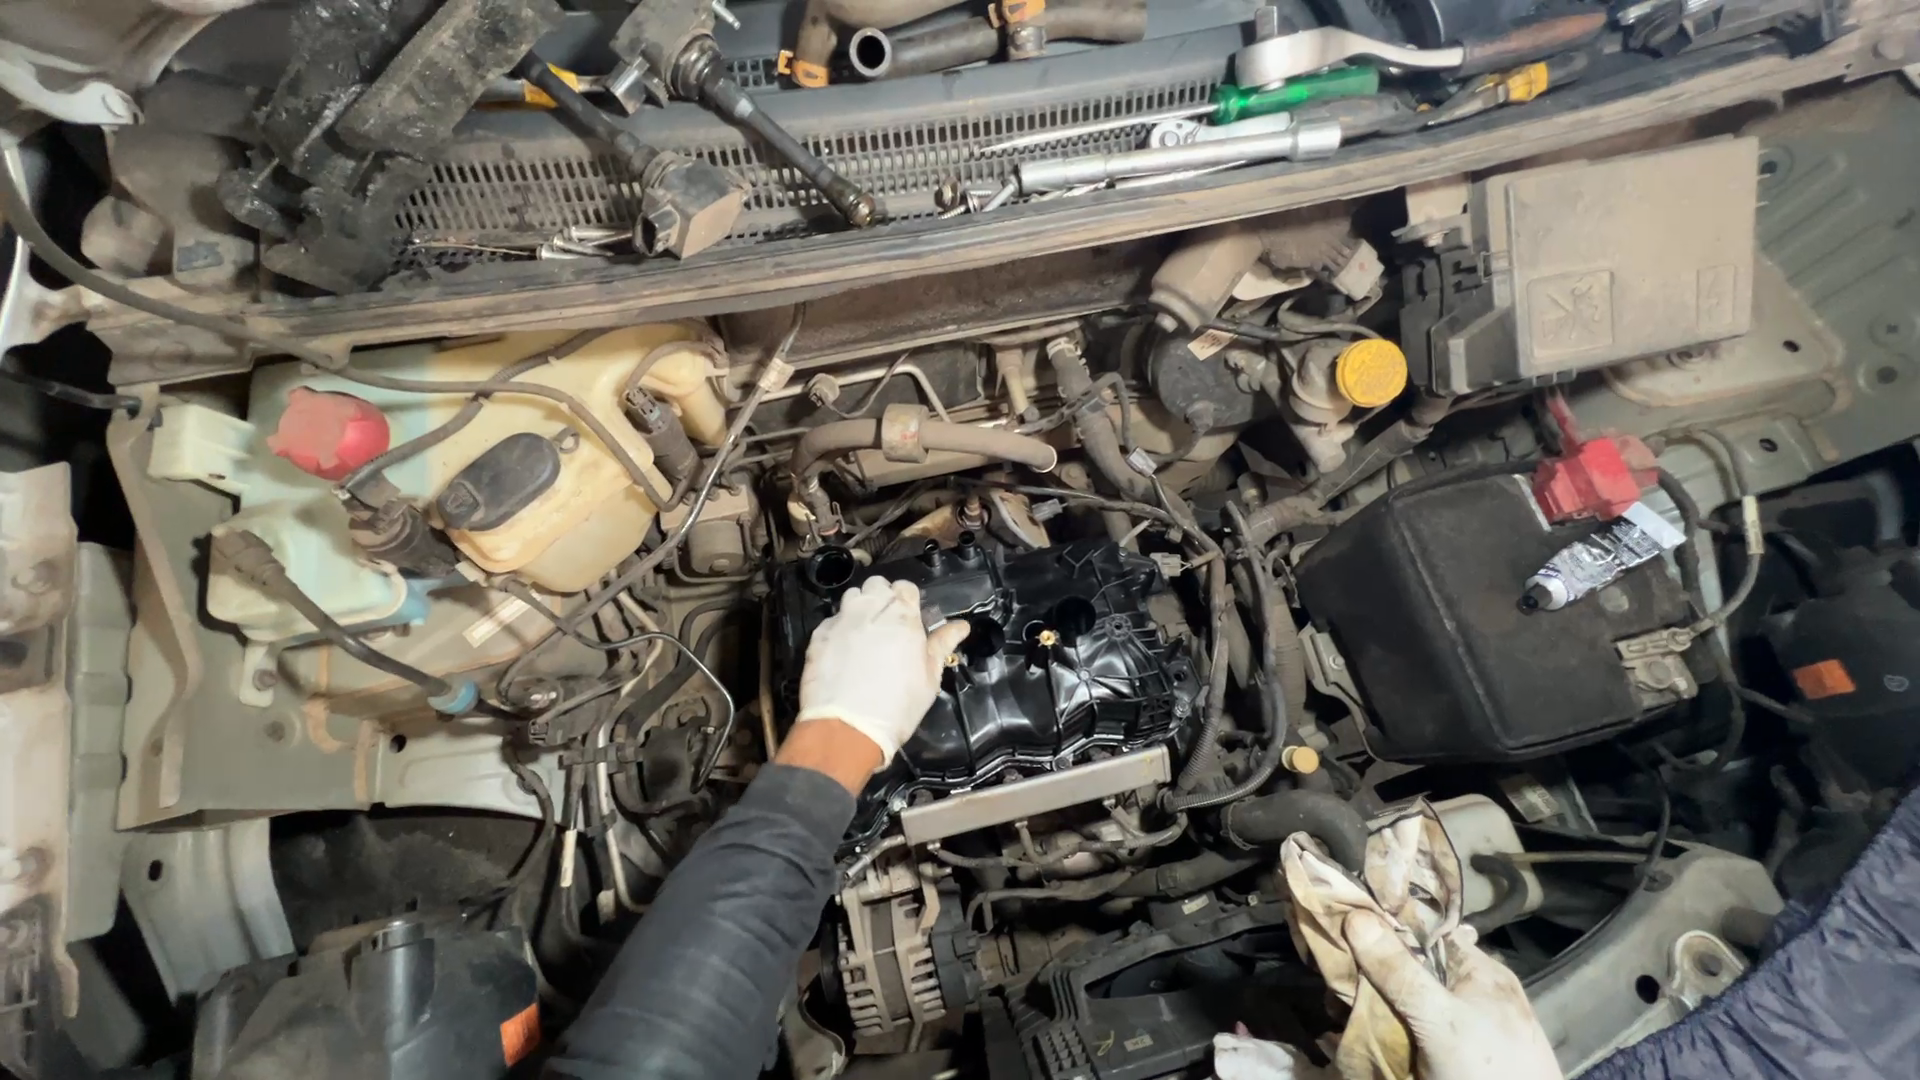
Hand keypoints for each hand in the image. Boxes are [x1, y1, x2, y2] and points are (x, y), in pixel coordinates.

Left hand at [796, 576, 970, 762]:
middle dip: (883, 597)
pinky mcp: (818, 635)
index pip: (906, 587)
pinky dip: (840, 628)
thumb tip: (962, 625)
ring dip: (861, 607)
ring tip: (865, 633)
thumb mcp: (930, 676)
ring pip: (852, 597)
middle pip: (877, 585)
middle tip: (888, 624)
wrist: (846, 727)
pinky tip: (844, 650)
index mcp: (902, 614)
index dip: (908, 599)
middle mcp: (870, 608)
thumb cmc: (898, 704)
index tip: (910, 618)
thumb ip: (942, 644)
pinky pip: (832, 620)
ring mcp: (841, 619)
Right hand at [1343, 911, 1561, 1079]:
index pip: (1421, 926)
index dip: (1379, 920)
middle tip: (1329, 972)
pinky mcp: (1445, 1053)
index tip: (1338, 922)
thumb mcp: (1441, 1021)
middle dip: (1366, 966)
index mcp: (1478, 969)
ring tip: (1333, 1005)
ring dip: (1366, 998)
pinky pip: (1402, 1026)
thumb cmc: (1490, 1076)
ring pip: (1400, 995)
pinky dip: (1376, 1025)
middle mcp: (1468, 989)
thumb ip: (1398, 970)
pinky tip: (1348, 1029)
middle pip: (1406, 961)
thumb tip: (1353, 914)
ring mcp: (1457, 1024)